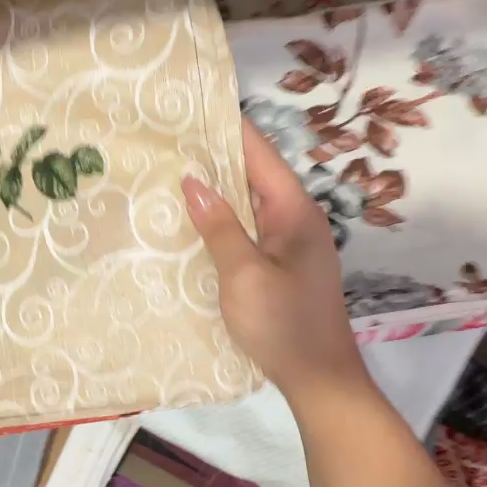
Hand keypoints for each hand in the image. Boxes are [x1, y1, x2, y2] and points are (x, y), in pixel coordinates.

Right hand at [184, 119, 369, 404]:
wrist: (318, 377)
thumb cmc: (282, 323)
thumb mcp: (243, 274)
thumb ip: (219, 226)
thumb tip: (193, 180)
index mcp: (295, 212)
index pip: (260, 156)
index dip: (230, 130)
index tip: (194, 109)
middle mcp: (297, 220)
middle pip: (254, 176)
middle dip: (215, 158)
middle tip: (168, 143)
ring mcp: (290, 245)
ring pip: (249, 205)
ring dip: (216, 192)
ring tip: (170, 176)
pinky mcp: (280, 267)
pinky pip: (248, 231)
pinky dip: (222, 222)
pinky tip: (193, 225)